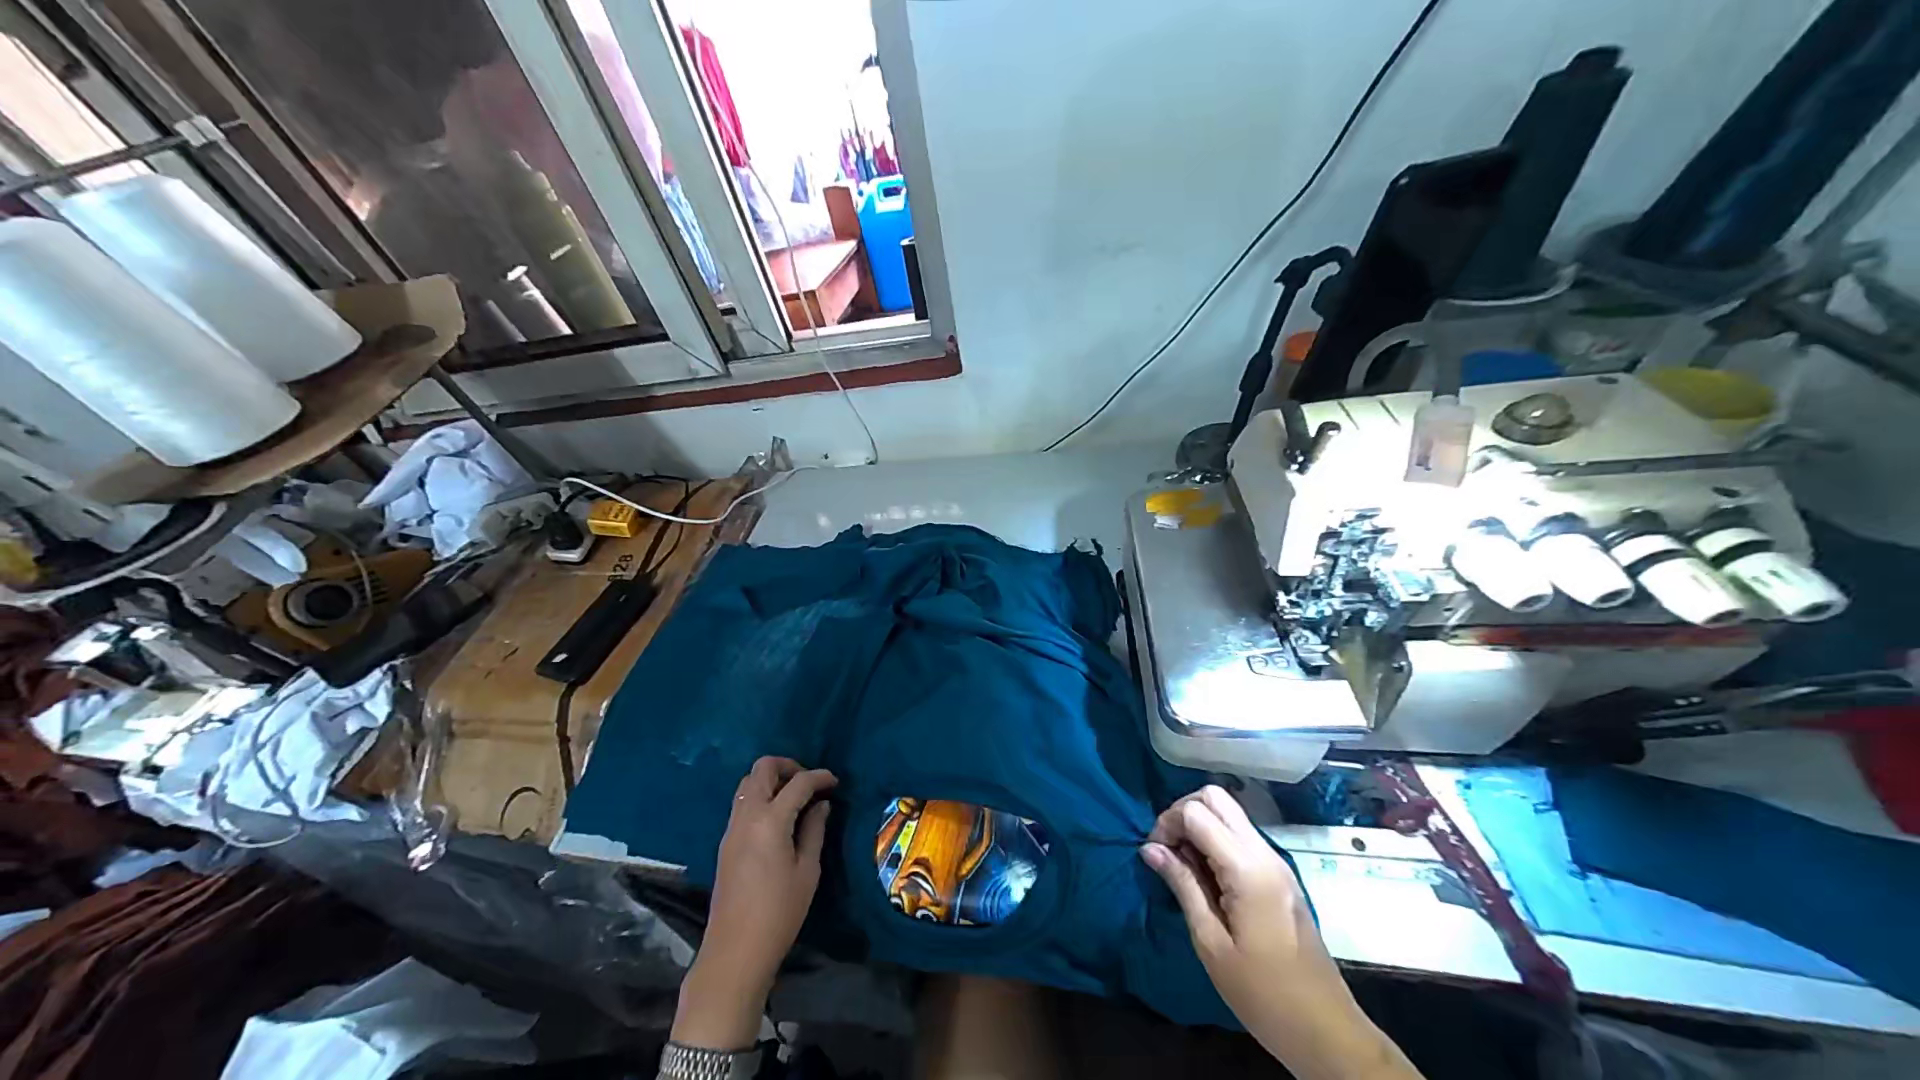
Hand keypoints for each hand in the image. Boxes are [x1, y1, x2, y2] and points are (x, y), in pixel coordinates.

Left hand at [673, 756, 836, 1050]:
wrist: (735, 950)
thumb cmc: (779, 912)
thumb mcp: (807, 870)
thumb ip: (814, 830)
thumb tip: (821, 805)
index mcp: (770, 820)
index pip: (798, 783)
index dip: (819, 777)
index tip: (835, 783)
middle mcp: (746, 815)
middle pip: (762, 768)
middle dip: (788, 767)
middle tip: (810, 784)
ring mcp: (731, 828)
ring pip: (748, 783)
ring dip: (772, 780)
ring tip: (795, 799)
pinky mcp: (725, 841)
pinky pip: (742, 802)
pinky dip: (761, 796)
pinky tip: (779, 817)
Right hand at [1140, 786, 1421, 1079]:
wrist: (1325, 1029)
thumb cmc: (1262, 993)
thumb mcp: (1210, 943)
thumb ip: (1182, 886)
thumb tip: (1150, 848)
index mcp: (1248, 869)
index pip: (1197, 811)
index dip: (1168, 823)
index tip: (1155, 855)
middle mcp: (1265, 854)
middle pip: (1216, 798)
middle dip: (1183, 813)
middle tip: (1168, 850)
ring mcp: (1276, 862)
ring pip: (1230, 812)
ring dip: (1200, 825)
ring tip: (1183, 865)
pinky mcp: (1279, 875)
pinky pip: (1241, 836)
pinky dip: (1215, 840)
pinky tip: (1205, 875)